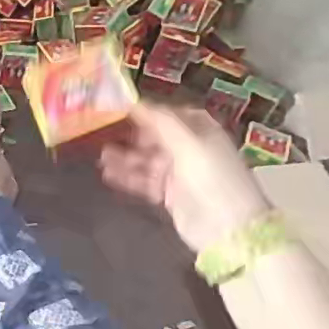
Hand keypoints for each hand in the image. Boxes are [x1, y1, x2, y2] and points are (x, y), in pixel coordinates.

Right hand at [98, 102, 271, 253]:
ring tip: (102, 157)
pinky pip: (143, 181)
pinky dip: (127, 177)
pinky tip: (109, 174)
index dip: (146, 112)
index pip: (169, 115)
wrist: (226, 227)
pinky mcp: (168, 194)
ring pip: (146, 160)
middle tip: (105, 134)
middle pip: (154, 137)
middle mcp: (189, 149)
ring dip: (124, 158)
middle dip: (131, 136)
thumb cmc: (213, 178)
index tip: (119, 108)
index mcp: (200, 131)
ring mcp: (178, 172)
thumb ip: (160, 121)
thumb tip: (135, 101)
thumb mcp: (189, 143)